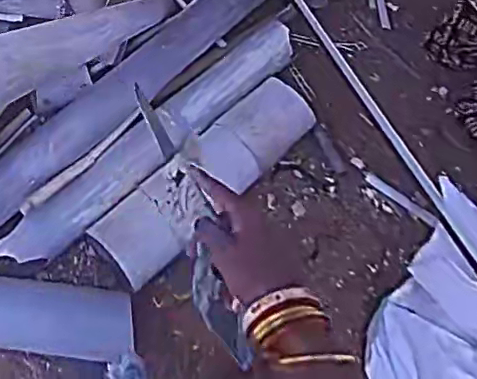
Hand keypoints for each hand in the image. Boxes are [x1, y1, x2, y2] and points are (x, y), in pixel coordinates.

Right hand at [190, 167, 303, 305]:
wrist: (284, 307)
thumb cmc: (250, 273)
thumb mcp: (222, 251)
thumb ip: (206, 231)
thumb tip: (201, 221)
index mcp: (246, 212)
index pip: (219, 191)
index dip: (204, 181)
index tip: (192, 170)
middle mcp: (258, 220)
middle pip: (225, 219)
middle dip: (209, 236)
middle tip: (195, 252)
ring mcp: (267, 239)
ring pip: (234, 241)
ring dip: (222, 258)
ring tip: (218, 281)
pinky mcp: (272, 258)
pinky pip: (245, 256)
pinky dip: (235, 269)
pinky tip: (232, 292)